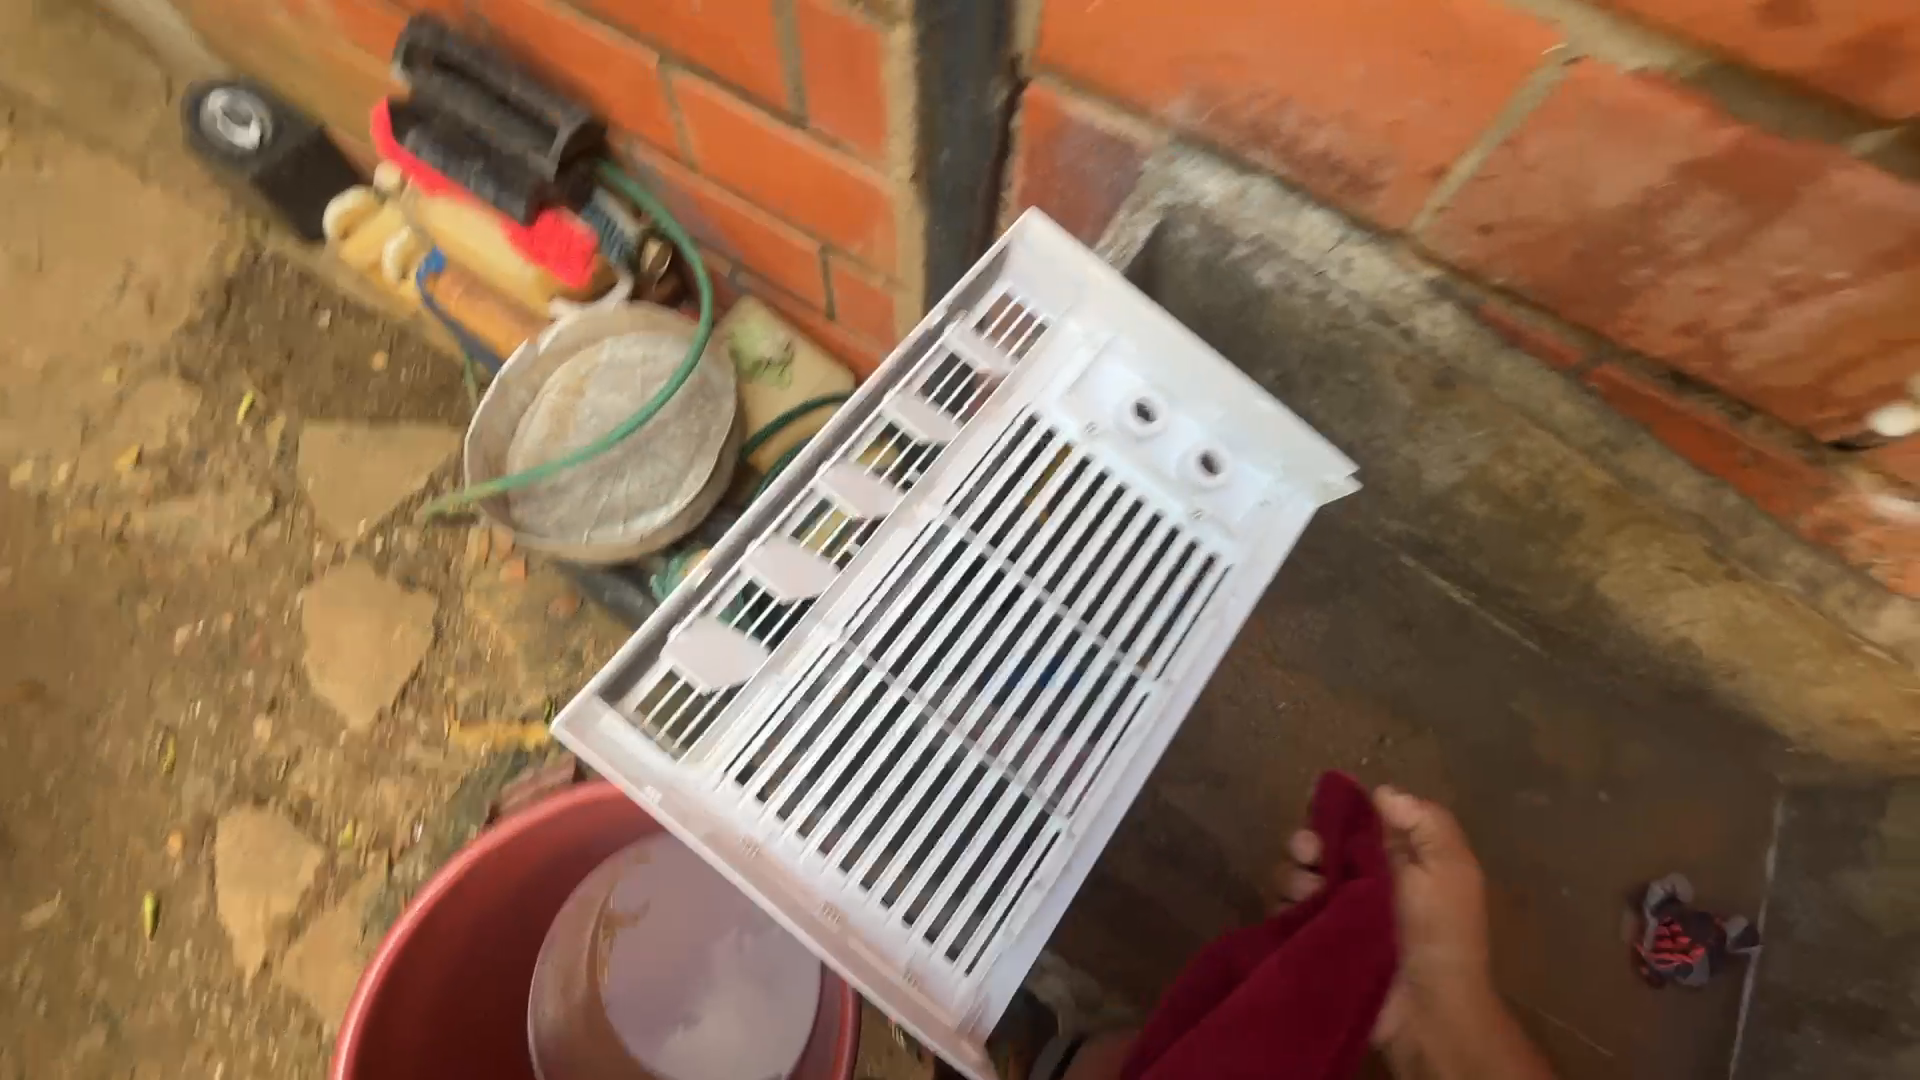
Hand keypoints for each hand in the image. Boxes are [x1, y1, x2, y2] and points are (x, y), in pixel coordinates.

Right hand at [1275, 788, 1551, 1078]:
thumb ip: (1425, 822)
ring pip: (1291, 874)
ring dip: (1293, 877)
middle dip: (1303, 843)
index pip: (1345, 821)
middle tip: (1311, 856)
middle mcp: (1354, 880)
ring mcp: (1329, 911)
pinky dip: (1282, 907)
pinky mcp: (1309, 937)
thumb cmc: (1440, 931)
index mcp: (1387, 858)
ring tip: (1309, 896)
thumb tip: (1381, 791)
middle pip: (1311, 844)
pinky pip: (1279, 910)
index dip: (1330, 813)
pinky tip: (1297, 915)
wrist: (1427, 1006)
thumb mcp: (1451, 868)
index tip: (1324, 817)